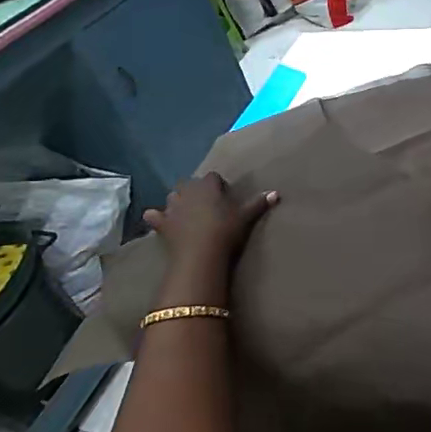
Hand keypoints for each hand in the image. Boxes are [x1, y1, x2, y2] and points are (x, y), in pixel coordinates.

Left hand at [144, 173, 276, 272]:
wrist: (201, 254)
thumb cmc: (225, 231)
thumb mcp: (245, 217)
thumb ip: (258, 203)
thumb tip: (276, 193)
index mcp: (207, 186)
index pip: (212, 177)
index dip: (218, 185)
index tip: (224, 196)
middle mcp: (187, 191)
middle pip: (190, 183)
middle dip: (195, 190)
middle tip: (206, 204)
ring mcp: (172, 207)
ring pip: (172, 196)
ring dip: (177, 201)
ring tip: (185, 211)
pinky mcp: (161, 223)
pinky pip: (153, 216)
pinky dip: (155, 217)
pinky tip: (157, 220)